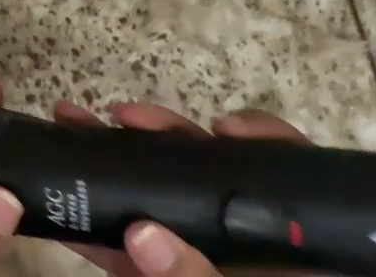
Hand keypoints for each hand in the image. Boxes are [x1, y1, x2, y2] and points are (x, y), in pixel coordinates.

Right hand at [51, 101, 315, 276]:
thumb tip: (143, 234)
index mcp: (306, 258)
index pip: (302, 188)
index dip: (268, 149)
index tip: (223, 128)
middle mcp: (260, 256)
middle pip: (222, 184)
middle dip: (166, 143)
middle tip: (118, 115)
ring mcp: (210, 268)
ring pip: (171, 211)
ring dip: (120, 170)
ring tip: (74, 125)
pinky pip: (139, 256)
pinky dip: (105, 233)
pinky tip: (68, 208)